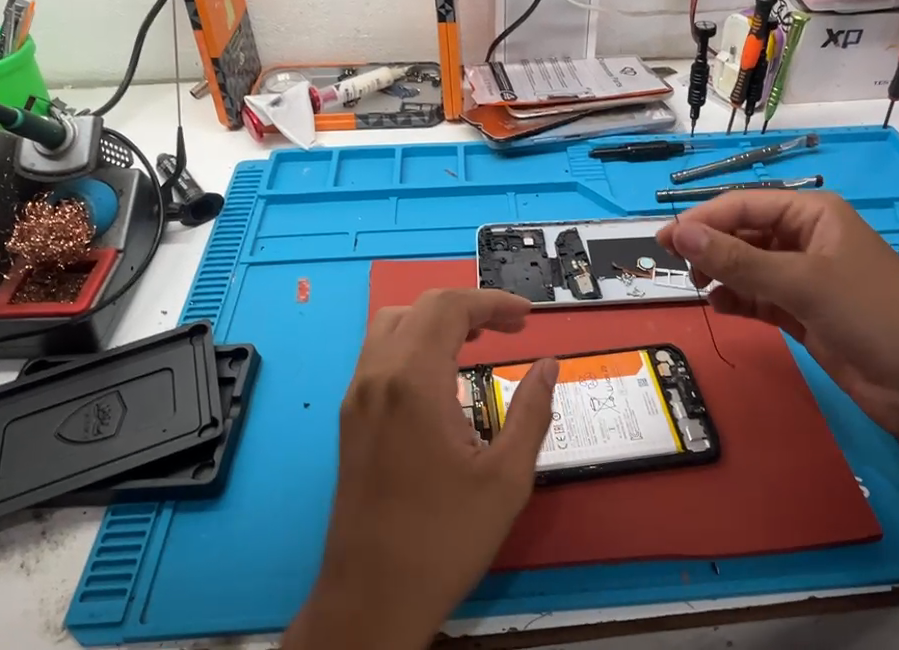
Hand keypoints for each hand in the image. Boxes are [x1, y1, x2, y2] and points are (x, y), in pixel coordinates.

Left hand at [285, 288, 557, 649]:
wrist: (370, 598)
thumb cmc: (444, 539)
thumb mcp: (507, 478)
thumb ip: (531, 411)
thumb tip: (549, 364)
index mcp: (413, 382)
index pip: (450, 308)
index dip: (493, 302)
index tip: (528, 317)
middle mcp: (376, 376)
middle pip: (420, 308)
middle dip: (469, 308)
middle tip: (510, 329)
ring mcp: (356, 396)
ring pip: (392, 325)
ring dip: (436, 321)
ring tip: (477, 342)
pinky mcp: (349, 418)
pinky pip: (379, 355)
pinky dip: (414, 344)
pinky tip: (442, 377)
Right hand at [657, 190, 898, 435]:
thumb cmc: (873, 314)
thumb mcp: (802, 281)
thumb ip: (736, 260)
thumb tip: (677, 234)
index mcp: (812, 213)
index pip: (743, 205)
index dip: (702, 219)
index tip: (662, 240)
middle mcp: (806, 239)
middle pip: (743, 233)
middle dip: (709, 247)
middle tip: (677, 268)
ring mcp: (805, 278)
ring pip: (746, 267)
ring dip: (720, 275)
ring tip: (698, 290)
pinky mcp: (803, 313)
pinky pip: (757, 297)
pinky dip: (736, 300)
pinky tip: (720, 306)